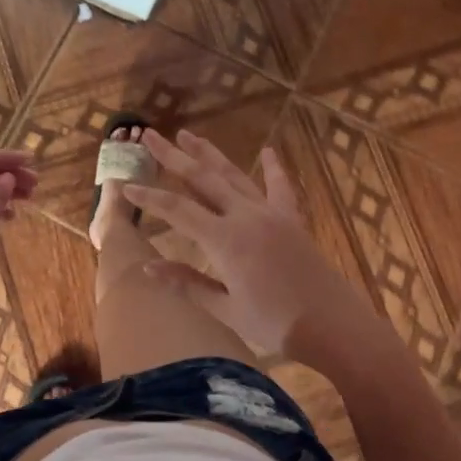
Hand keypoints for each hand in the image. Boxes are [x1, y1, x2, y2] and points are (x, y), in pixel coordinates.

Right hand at [123, 130, 394, 360]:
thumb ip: (187, 283)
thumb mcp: (225, 309)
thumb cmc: (275, 324)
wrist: (334, 326)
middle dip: (173, 156)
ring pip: (234, 175)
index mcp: (224, 240)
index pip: (177, 210)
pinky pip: (279, 188)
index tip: (126, 184)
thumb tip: (147, 268)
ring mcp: (270, 214)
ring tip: (189, 134)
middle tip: (151, 136)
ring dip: (210, 153)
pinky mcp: (292, 220)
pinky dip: (273, 169)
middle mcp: (245, 217)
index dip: (149, 197)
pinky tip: (269, 151)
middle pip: (202, 179)